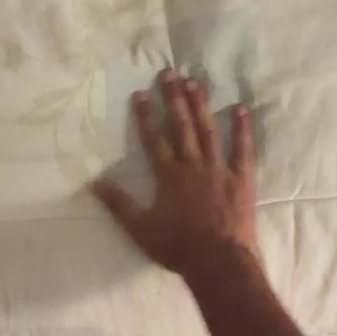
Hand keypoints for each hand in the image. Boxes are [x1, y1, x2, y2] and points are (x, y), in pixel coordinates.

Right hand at [92, 69, 258, 278]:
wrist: (220, 263)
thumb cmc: (178, 247)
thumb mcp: (140, 229)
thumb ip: (118, 204)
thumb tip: (94, 183)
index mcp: (168, 176)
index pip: (153, 139)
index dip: (145, 115)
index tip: (140, 93)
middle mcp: (193, 165)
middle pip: (181, 126)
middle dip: (173, 98)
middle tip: (169, 72)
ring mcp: (219, 170)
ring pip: (209, 131)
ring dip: (201, 105)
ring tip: (195, 82)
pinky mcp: (241, 179)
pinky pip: (242, 149)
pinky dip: (242, 128)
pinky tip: (241, 108)